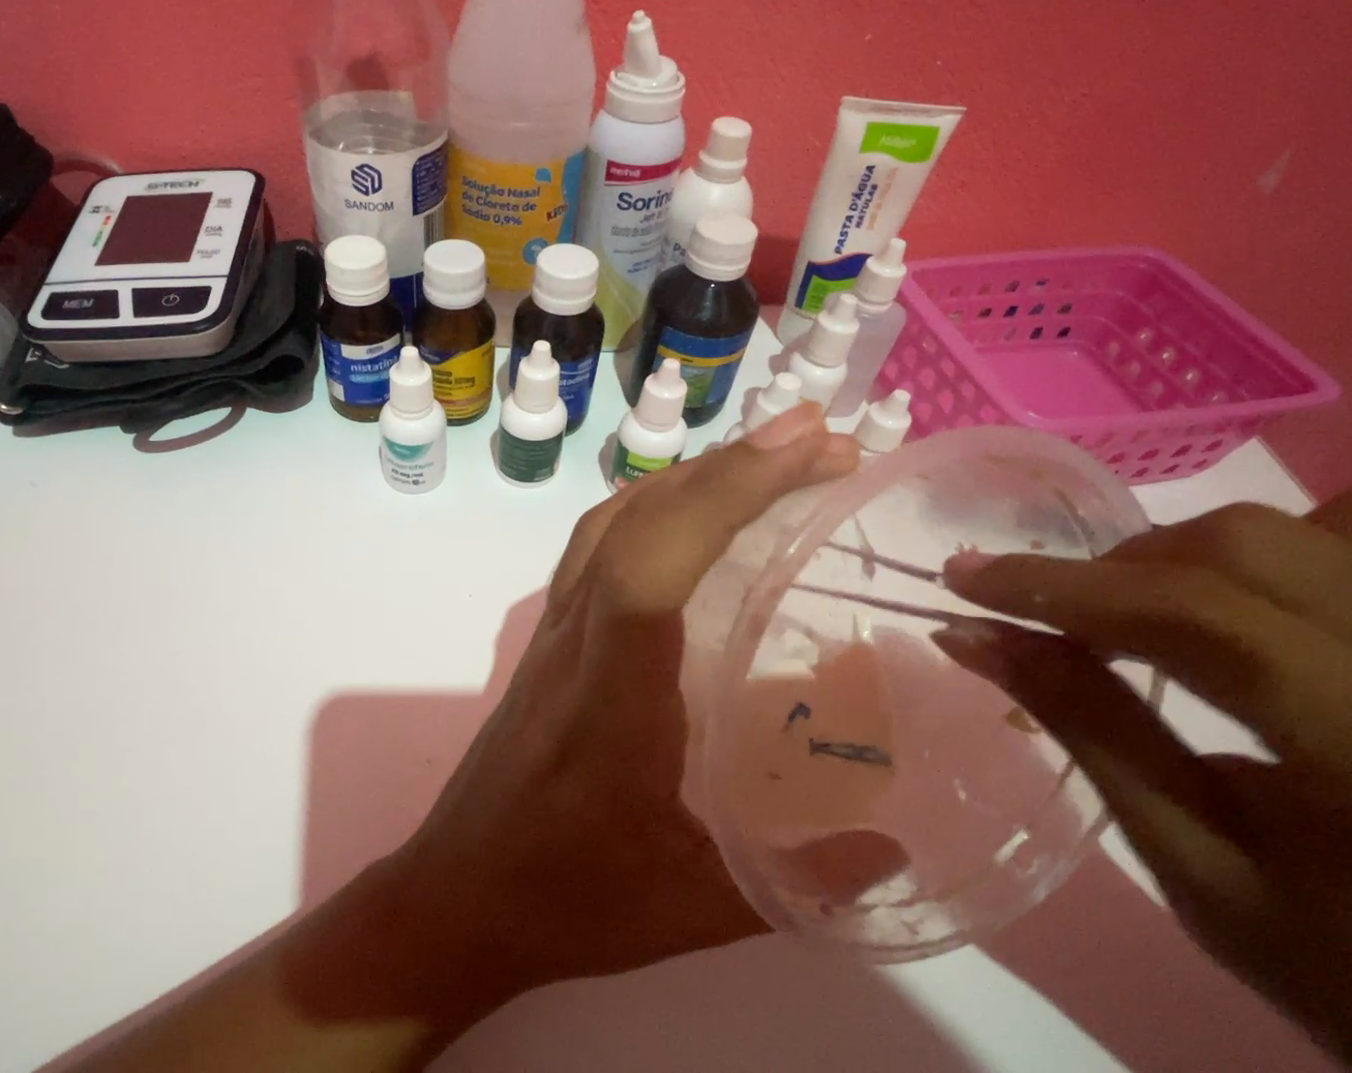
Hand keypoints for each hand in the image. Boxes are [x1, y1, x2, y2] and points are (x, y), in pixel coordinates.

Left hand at [380, 403, 861, 993]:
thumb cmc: (566, 903)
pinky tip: (697, 524)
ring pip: (607, 525)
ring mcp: (551, 637)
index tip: (808, 452)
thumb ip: (796, 883)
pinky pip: (595, 551)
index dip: (724, 496)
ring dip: (687, 478)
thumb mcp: (690, 909)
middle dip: (728, 467)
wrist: (457, 899)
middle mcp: (573, 643)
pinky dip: (652, 511)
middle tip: (824, 441)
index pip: (651, 566)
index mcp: (609, 698)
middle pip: (633, 522)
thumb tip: (894, 846)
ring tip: (768, 463)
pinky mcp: (546, 645)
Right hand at [932, 465, 1351, 1072]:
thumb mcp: (1204, 869)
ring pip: (1341, 515)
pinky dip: (1312, 546)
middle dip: (1128, 565)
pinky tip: (1270, 601)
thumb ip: (1092, 731)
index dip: (1069, 586)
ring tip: (1163, 606)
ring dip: (1215, 549)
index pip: (1203, 619)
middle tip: (1062, 612)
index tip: (967, 579)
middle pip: (1262, 548)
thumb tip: (973, 636)